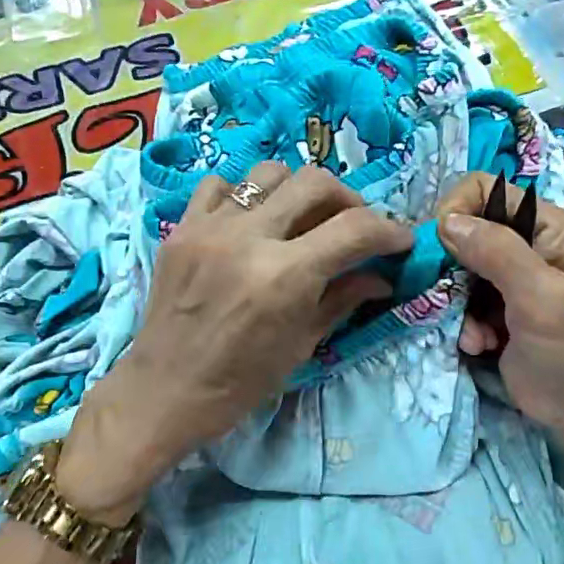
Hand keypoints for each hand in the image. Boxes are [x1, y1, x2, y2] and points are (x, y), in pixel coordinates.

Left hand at [60, 163, 413, 521]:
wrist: (165, 391)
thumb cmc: (238, 383)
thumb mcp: (299, 345)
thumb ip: (342, 299)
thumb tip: (380, 276)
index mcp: (284, 277)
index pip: (355, 228)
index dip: (388, 229)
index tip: (399, 240)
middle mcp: (247, 238)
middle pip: (314, 181)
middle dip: (347, 200)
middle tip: (352, 226)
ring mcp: (209, 228)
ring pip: (267, 172)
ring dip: (296, 190)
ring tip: (301, 219)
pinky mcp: (181, 229)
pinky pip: (219, 186)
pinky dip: (243, 195)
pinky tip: (248, 221)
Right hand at [435, 173, 563, 457]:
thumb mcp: (541, 299)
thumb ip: (497, 253)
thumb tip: (446, 219)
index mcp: (547, 229)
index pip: (486, 191)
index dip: (457, 211)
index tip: (442, 248)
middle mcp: (526, 248)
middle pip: (465, 232)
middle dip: (451, 268)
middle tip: (453, 299)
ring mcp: (509, 283)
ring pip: (456, 271)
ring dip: (456, 305)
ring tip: (477, 335)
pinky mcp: (496, 314)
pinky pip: (460, 304)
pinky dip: (463, 326)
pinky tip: (479, 346)